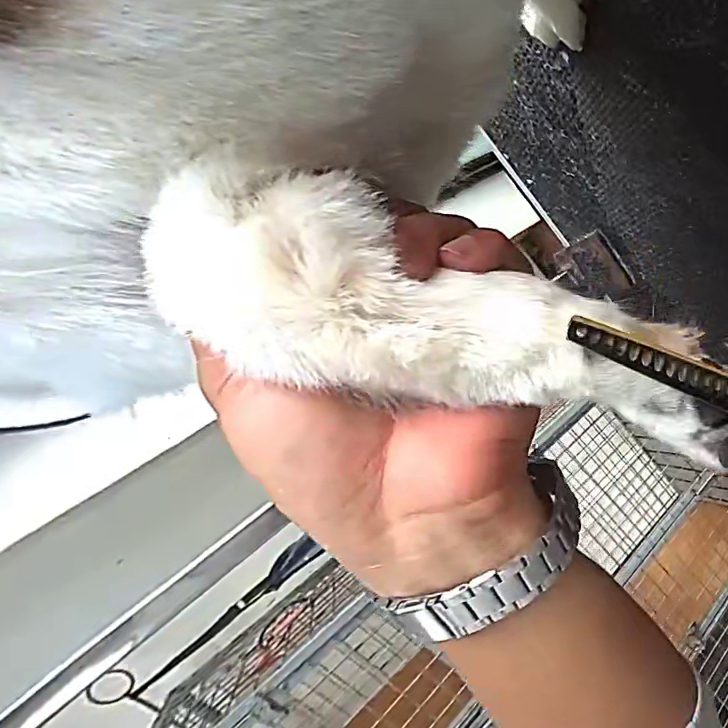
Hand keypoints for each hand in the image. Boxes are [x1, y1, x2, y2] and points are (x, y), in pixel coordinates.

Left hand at [196, 209, 547, 597]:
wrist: (413, 518)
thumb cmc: (325, 469)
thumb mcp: (244, 394)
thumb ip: (231, 327)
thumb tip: (220, 254)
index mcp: (339, 315)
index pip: (338, 238)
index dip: (329, 213)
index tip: (317, 209)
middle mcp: (399, 306)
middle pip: (398, 227)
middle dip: (384, 219)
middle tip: (373, 245)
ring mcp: (454, 313)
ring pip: (453, 237)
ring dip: (435, 230)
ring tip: (418, 257)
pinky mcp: (503, 324)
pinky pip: (507, 267)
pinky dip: (488, 252)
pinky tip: (463, 263)